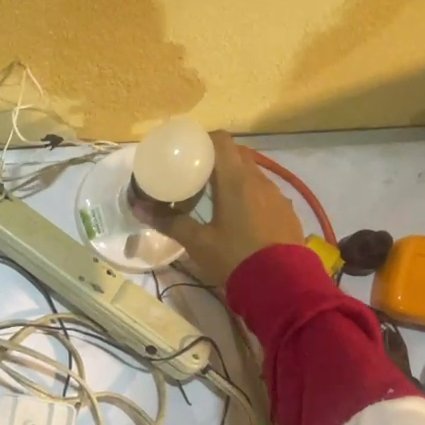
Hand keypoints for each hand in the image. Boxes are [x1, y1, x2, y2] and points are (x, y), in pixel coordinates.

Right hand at [159, 131, 304, 285]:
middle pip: (236, 155)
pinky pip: (264, 193)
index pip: (220, 140)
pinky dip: (248, 196)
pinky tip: (239, 219)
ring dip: (232, 179)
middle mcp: (259, 179)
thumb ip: (169, 222)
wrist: (280, 284)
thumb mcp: (197, 243)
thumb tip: (138, 207)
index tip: (186, 153)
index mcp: (235, 180)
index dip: (203, 140)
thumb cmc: (234, 258)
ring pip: (251, 174)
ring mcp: (276, 194)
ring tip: (214, 199)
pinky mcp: (286, 211)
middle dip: (214, 160)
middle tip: (194, 177)